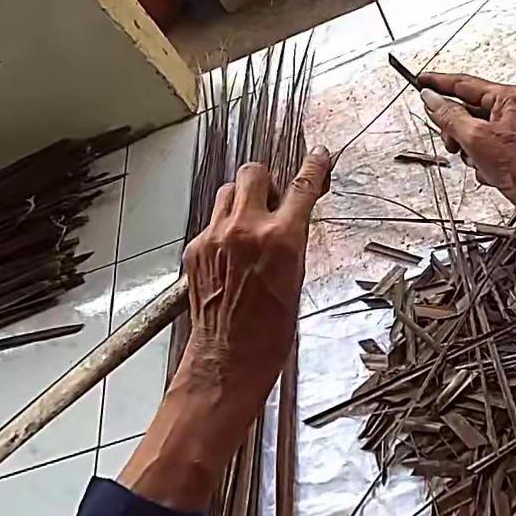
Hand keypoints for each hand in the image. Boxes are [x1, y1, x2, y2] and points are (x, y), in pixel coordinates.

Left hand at [119, 147, 331, 511]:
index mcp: (280, 239)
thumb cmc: (271, 331)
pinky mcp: (196, 248)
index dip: (314, 166)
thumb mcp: (297, 278)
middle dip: (267, 180)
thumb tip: (292, 216)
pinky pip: (213, 221)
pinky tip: (232, 253)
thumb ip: (292, 239)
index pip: (302, 187)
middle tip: (274, 199)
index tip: (319, 155)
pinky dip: (225, 227)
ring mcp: (215, 237)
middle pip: (253, 172)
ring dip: (243, 199)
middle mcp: (245, 230)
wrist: (228, 359)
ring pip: (229, 191)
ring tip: (251, 225)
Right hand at [417, 73, 515, 230]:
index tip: (421, 82)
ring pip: (473, 135)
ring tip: (476, 161)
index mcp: (508, 98)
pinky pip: (484, 153)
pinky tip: (489, 173)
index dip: (439, 83)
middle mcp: (512, 113)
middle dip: (454, 129)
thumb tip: (432, 100)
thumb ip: (450, 116)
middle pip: (467, 112)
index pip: (464, 84)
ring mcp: (512, 135)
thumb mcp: (477, 137)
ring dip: (468, 151)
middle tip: (450, 140)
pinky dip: (481, 164)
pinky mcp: (512, 156)